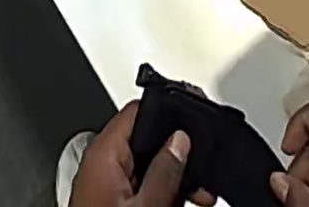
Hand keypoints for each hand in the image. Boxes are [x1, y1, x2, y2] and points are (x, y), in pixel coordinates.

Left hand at [68, 101, 214, 205]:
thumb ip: (164, 172)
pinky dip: (164, 193)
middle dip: (177, 152)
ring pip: (148, 166)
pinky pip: (142, 188)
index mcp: (104, 154)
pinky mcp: (113, 205)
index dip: (167, 110)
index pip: (138, 112)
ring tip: (202, 192)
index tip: (193, 115)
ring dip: (176, 177)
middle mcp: (103, 164)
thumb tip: (179, 139)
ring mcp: (107, 187)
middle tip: (204, 163)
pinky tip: (187, 202)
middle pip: (146, 139)